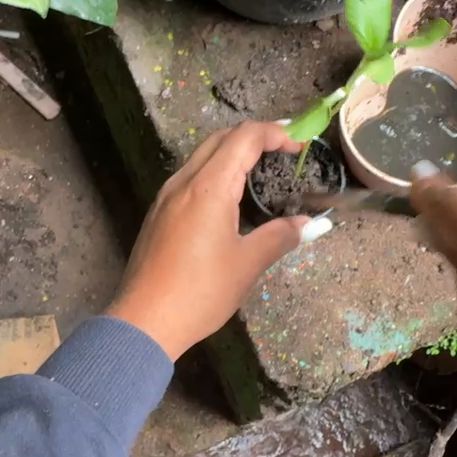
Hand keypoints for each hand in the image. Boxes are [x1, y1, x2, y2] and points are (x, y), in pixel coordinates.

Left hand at [108, 122, 309, 359]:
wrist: (144, 322)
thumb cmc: (200, 292)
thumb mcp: (247, 264)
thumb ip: (280, 236)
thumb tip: (313, 224)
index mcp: (208, 187)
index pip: (244, 138)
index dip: (275, 134)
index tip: (299, 147)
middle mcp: (183, 182)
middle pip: (220, 140)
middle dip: (253, 137)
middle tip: (284, 150)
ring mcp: (165, 198)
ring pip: (201, 158)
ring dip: (231, 154)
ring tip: (260, 171)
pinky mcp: (157, 215)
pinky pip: (189, 179)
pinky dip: (214, 174)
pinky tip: (230, 198)